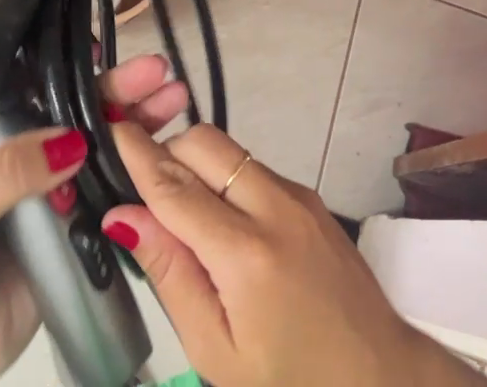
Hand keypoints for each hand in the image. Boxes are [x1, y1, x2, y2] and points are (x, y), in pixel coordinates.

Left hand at [0, 56, 188, 386]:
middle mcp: (19, 163)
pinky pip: (108, 200)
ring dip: (138, 127)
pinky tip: (171, 157)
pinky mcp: (73, 237)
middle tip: (161, 74)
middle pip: (75, 119)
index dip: (73, 74)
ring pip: (98, 154)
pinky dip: (140, 177)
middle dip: (118, 93)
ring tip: (178, 101)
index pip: (33, 96)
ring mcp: (49, 201)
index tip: (114, 56)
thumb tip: (76, 139)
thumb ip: (6, 174)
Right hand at [101, 123, 486, 386]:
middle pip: (205, 143)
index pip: (175, 186)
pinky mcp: (310, 197)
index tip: (107, 125)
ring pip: (230, 150)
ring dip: (197, 166)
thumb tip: (121, 214)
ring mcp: (299, 196)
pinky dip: (225, 179)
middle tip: (148, 196)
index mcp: (247, 252)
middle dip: (167, 153)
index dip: (135, 153)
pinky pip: (253, 168)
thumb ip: (170, 274)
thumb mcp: (216, 348)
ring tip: (184, 218)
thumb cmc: (289, 377)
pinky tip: (222, 225)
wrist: (379, 373)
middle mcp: (276, 206)